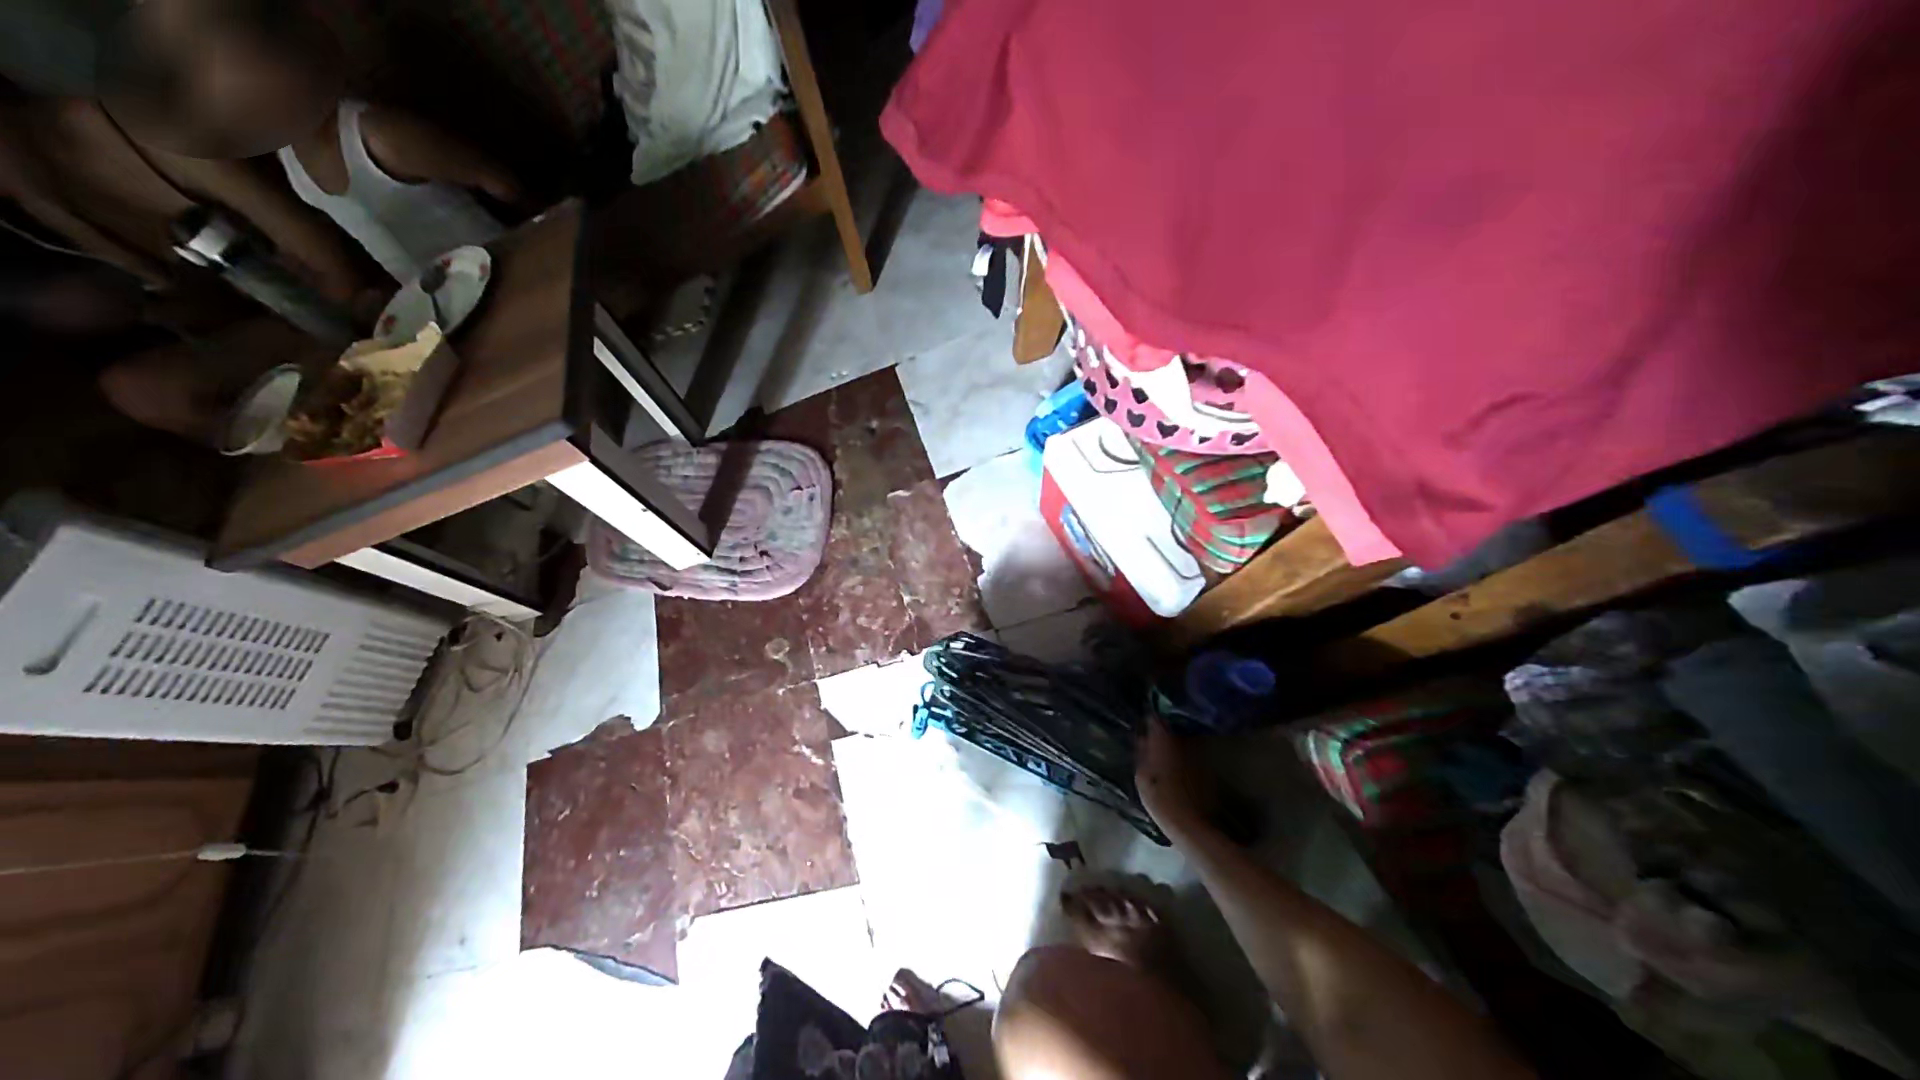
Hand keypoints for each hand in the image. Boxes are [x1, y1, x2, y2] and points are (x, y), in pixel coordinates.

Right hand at [1134, 714, 1214, 843]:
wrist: (1191, 823)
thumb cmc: (1160, 798)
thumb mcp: (1141, 776)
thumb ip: (1142, 753)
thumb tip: (1142, 738)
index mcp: (1164, 740)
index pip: (1156, 718)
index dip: (1150, 718)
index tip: (1144, 721)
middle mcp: (1184, 741)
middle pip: (1173, 726)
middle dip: (1164, 728)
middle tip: (1152, 736)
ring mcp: (1197, 753)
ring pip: (1184, 739)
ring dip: (1175, 741)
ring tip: (1164, 750)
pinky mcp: (1206, 766)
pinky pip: (1192, 753)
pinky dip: (1185, 755)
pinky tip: (1178, 765)